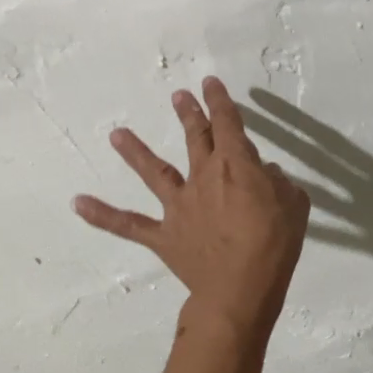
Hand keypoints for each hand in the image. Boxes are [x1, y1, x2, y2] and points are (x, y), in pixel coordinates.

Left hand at [74, 77, 310, 337]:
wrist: (240, 289)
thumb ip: (278, 183)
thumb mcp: (294, 203)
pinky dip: (103, 215)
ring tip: (117, 133)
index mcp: (237, 165)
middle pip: (195, 138)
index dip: (220, 101)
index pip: (228, 124)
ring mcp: (179, 206)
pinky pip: (129, 224)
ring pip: (155, 172)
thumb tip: (264, 175)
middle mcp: (204, 177)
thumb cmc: (275, 243)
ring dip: (135, 152)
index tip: (210, 83)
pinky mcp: (164, 235)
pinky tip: (78, 203)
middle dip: (189, 114)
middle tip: (179, 95)